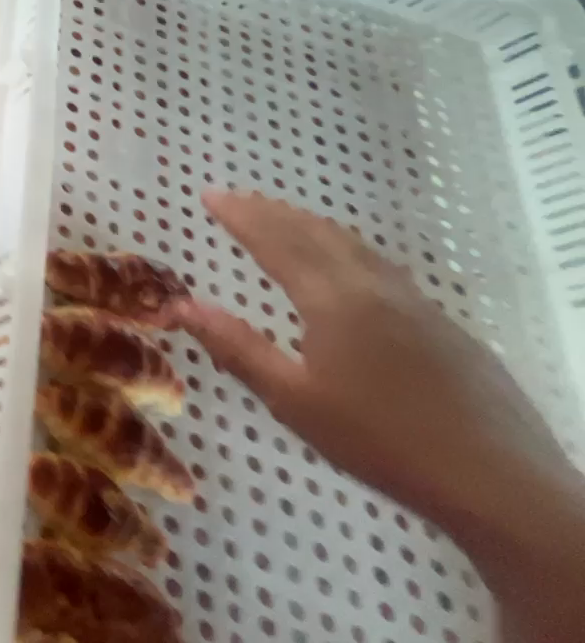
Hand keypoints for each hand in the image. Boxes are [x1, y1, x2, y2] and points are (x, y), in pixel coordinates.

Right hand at [173, 189, 578, 528]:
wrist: (502, 487)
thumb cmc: (381, 441)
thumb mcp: (291, 399)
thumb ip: (235, 347)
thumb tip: (179, 306)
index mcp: (336, 303)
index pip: (277, 244)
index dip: (241, 217)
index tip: (209, 194)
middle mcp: (378, 292)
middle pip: (319, 235)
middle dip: (272, 212)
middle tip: (235, 196)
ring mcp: (421, 308)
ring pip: (357, 248)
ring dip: (311, 225)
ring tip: (282, 217)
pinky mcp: (447, 329)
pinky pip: (383, 268)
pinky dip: (346, 249)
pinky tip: (345, 265)